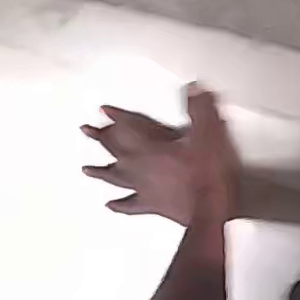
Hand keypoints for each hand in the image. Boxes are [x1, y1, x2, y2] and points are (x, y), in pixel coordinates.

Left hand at [81, 84, 239, 223]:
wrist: (212, 210)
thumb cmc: (207, 175)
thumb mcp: (210, 133)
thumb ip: (200, 108)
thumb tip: (193, 90)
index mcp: (149, 147)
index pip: (126, 126)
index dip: (115, 116)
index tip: (104, 110)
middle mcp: (139, 167)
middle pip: (113, 149)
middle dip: (100, 137)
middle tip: (87, 130)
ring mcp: (142, 188)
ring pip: (114, 176)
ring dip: (100, 171)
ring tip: (88, 169)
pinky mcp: (151, 206)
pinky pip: (128, 204)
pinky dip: (118, 204)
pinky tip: (111, 204)